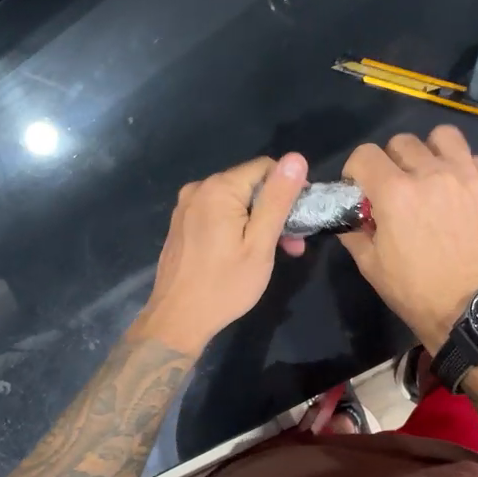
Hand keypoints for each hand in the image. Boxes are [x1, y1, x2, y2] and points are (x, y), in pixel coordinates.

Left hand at [133, 153, 308, 354]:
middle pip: (249, 185)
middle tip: (291, 246)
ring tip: (271, 254)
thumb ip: (278, 199)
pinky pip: (216, 215)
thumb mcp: (260, 243)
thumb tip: (296, 157)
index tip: (299, 220)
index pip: (266, 167)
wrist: (178, 319)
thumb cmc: (224, 285)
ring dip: (256, 221)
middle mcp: (198, 189)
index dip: (288, 189)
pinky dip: (235, 227)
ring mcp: (185, 207)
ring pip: (233, 202)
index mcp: (218, 188)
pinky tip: (243, 254)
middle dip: (274, 210)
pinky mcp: (181, 224)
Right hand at [338, 126, 477, 353]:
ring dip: (429, 152)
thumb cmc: (414, 291)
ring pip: (443, 137)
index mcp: (394, 192)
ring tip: (429, 175)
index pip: (365, 154)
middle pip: (402, 142)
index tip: (360, 188)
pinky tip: (459, 191)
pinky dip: (463, 168)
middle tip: (395, 188)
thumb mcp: (371, 265)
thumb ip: (355, 231)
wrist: (470, 311)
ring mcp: (467, 178)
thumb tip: (350, 216)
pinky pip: (475, 159)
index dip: (356, 170)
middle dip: (390, 161)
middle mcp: (431, 174)